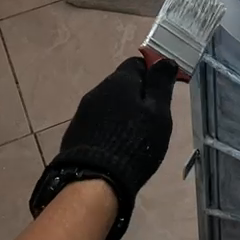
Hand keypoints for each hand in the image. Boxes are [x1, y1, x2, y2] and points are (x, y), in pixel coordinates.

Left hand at [29, 56, 179, 239]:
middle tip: (150, 118)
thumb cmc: (135, 142)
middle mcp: (98, 90)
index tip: (162, 92)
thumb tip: (165, 60)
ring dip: (121, 113)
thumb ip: (161, 84)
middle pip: (122, 84)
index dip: (152, 74)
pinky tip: (115, 147)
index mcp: (120, 80)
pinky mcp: (75, 132)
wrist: (94, 179)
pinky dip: (108, 128)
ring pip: (108, 103)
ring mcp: (83, 112)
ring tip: (134, 135)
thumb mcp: (158, 113)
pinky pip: (97, 122)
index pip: (138, 63)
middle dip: (136, 95)